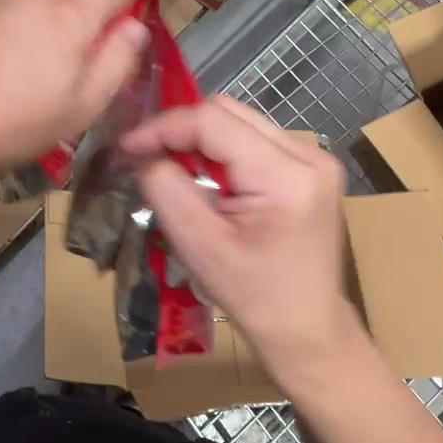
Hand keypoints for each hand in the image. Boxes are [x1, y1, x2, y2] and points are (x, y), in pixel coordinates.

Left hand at [0, 0, 146, 178]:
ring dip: (43, 35)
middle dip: (77, 32)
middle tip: (62, 81)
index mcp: (68, 14)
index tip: (108, 46)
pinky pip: (9, 16)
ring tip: (22, 84)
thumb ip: (118, 60)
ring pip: (39, 9)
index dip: (120, 8)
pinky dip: (12, 37)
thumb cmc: (16, 125)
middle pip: (73, 0)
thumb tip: (135, 27)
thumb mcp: (83, 107)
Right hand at [121, 97, 363, 383]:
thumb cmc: (253, 296)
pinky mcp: (310, 165)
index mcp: (287, 176)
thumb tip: (141, 150)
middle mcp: (309, 154)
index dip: (164, 127)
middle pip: (228, 111)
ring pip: (239, 119)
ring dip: (201, 138)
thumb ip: (165, 187)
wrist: (308, 331)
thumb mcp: (198, 245)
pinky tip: (209, 178)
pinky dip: (221, 148)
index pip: (213, 121)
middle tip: (148, 156)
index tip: (128, 146)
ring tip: (176, 168)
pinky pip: (252, 136)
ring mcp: (314, 157)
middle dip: (182, 130)